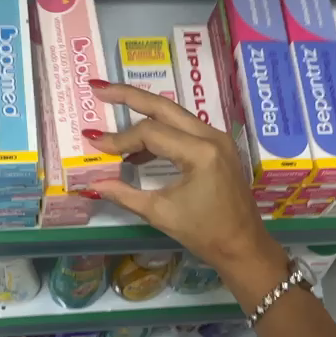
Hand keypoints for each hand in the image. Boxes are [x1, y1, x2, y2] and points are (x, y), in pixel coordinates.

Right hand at [79, 81, 284, 285]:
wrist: (244, 247)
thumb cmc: (205, 234)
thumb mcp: (160, 214)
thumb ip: (124, 194)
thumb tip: (91, 184)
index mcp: (200, 153)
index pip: (150, 133)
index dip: (119, 139)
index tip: (95, 146)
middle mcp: (211, 137)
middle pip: (163, 107)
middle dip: (129, 96)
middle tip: (99, 89)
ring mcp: (218, 139)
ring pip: (174, 115)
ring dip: (143, 115)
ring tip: (114, 111)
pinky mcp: (219, 148)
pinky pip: (185, 130)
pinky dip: (160, 134)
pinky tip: (138, 152)